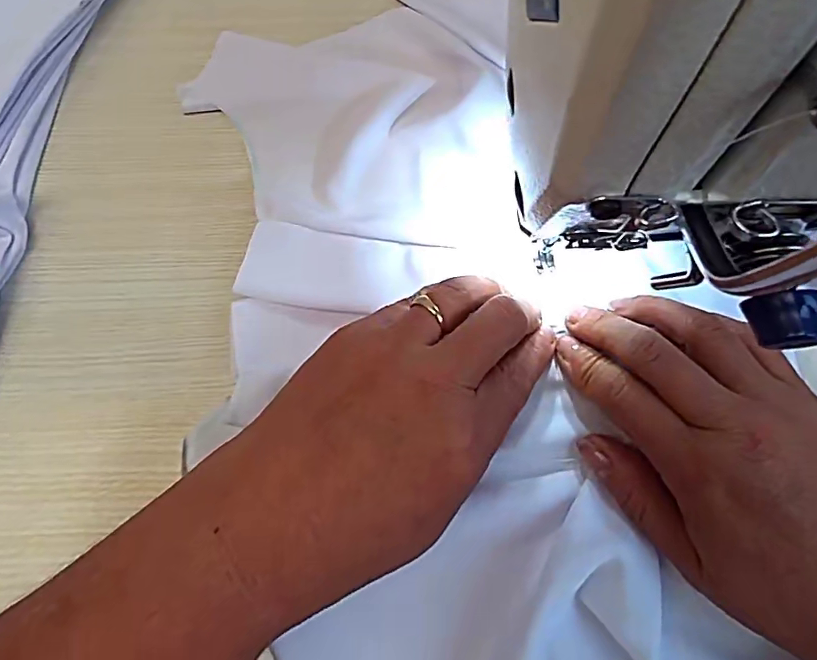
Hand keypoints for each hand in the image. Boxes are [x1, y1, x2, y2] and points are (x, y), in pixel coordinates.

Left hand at [195, 276, 554, 628]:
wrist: (275, 508)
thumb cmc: (352, 524)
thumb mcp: (440, 496)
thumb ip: (473, 438)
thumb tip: (487, 396)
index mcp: (464, 435)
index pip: (519, 371)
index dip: (536, 349)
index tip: (541, 337)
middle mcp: (433, 380)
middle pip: (498, 319)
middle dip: (519, 311)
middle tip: (522, 312)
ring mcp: (390, 347)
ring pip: (454, 294)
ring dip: (480, 292)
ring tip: (489, 295)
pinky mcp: (355, 332)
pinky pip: (409, 304)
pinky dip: (433, 303)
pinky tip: (436, 314)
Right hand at [556, 295, 816, 659]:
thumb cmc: (792, 590)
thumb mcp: (698, 563)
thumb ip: (638, 497)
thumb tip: (592, 447)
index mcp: (703, 469)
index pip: (624, 395)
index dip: (584, 364)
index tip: (562, 348)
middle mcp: (736, 422)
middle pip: (653, 351)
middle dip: (603, 326)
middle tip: (575, 315)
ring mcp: (773, 401)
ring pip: (698, 331)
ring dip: (649, 308)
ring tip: (616, 302)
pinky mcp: (801, 394)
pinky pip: (747, 338)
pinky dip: (705, 318)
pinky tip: (681, 315)